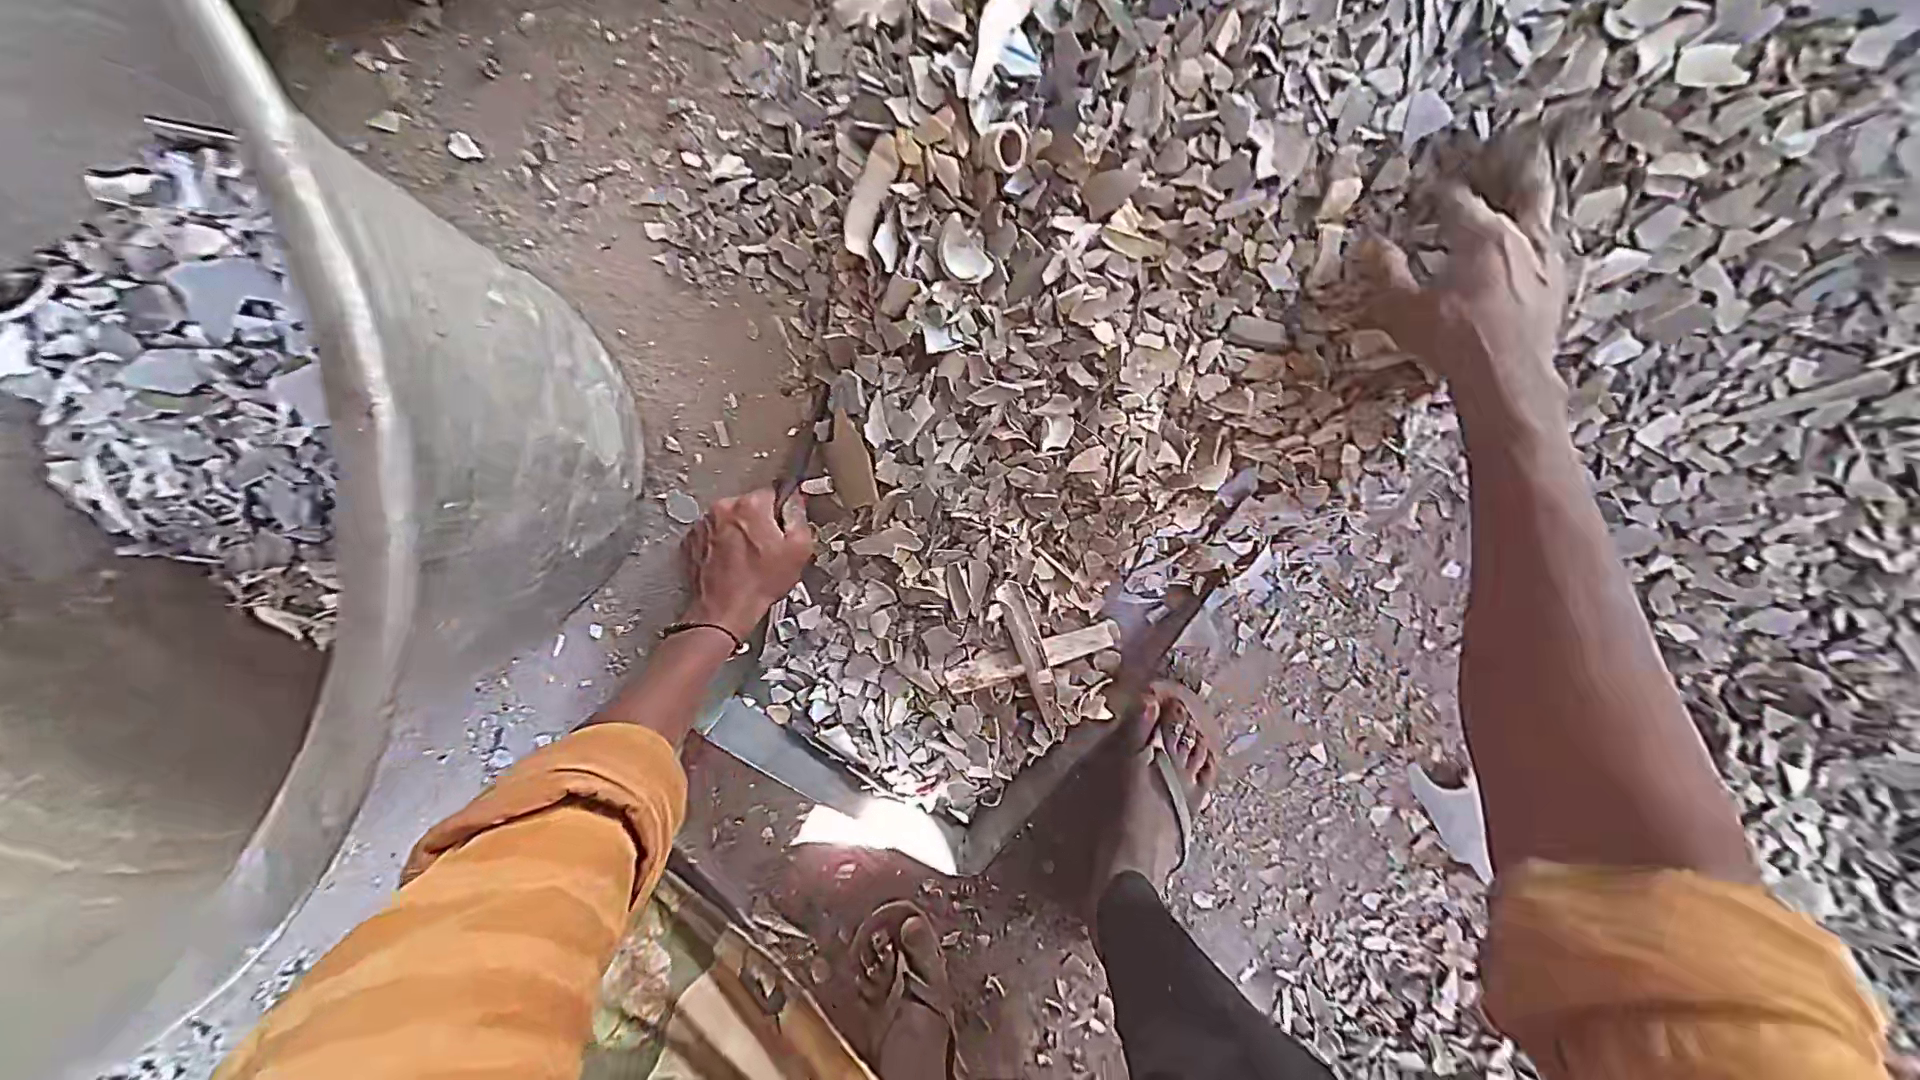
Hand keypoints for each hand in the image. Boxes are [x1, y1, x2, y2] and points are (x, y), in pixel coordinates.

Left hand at [680, 488, 814, 639]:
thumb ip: (800, 517)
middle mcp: (723, 509)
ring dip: (741, 532)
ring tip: (750, 558)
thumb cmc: (758, 584)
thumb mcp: (798, 550)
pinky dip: (723, 544)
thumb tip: (796, 503)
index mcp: (751, 506)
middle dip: (761, 522)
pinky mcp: (692, 541)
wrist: (724, 610)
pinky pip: (714, 533)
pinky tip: (734, 562)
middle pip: (751, 504)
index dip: (784, 510)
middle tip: (769, 548)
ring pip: (732, 519)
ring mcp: (705, 525)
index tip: (785, 524)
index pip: (775, 491)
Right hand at [1357, 134, 1568, 436]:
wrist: (1505, 376)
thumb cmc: (1452, 339)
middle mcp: (1523, 240)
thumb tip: (1372, 246)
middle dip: (1516, 172)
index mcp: (1482, 236)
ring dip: (1533, 208)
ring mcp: (1547, 264)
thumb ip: (1387, 273)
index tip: (1432, 187)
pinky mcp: (1557, 290)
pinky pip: (1552, 255)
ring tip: (1526, 202)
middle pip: (1527, 190)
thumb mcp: (1403, 308)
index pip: (1459, 201)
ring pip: (1546, 219)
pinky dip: (1539, 247)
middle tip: (1512, 157)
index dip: (1442, 192)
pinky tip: (1533, 255)